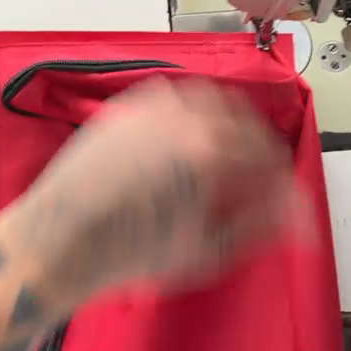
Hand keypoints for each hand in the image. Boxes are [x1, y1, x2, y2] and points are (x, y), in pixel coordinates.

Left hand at [0, 79, 303, 310]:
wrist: (58, 241)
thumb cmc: (127, 252)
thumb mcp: (204, 251)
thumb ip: (256, 226)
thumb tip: (291, 215)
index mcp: (209, 151)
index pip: (268, 156)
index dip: (282, 183)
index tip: (284, 202)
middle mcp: (182, 117)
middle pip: (243, 121)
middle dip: (259, 150)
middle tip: (260, 179)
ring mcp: (149, 108)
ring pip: (209, 101)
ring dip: (228, 125)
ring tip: (227, 159)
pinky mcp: (124, 109)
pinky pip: (171, 98)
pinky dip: (190, 114)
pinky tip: (186, 141)